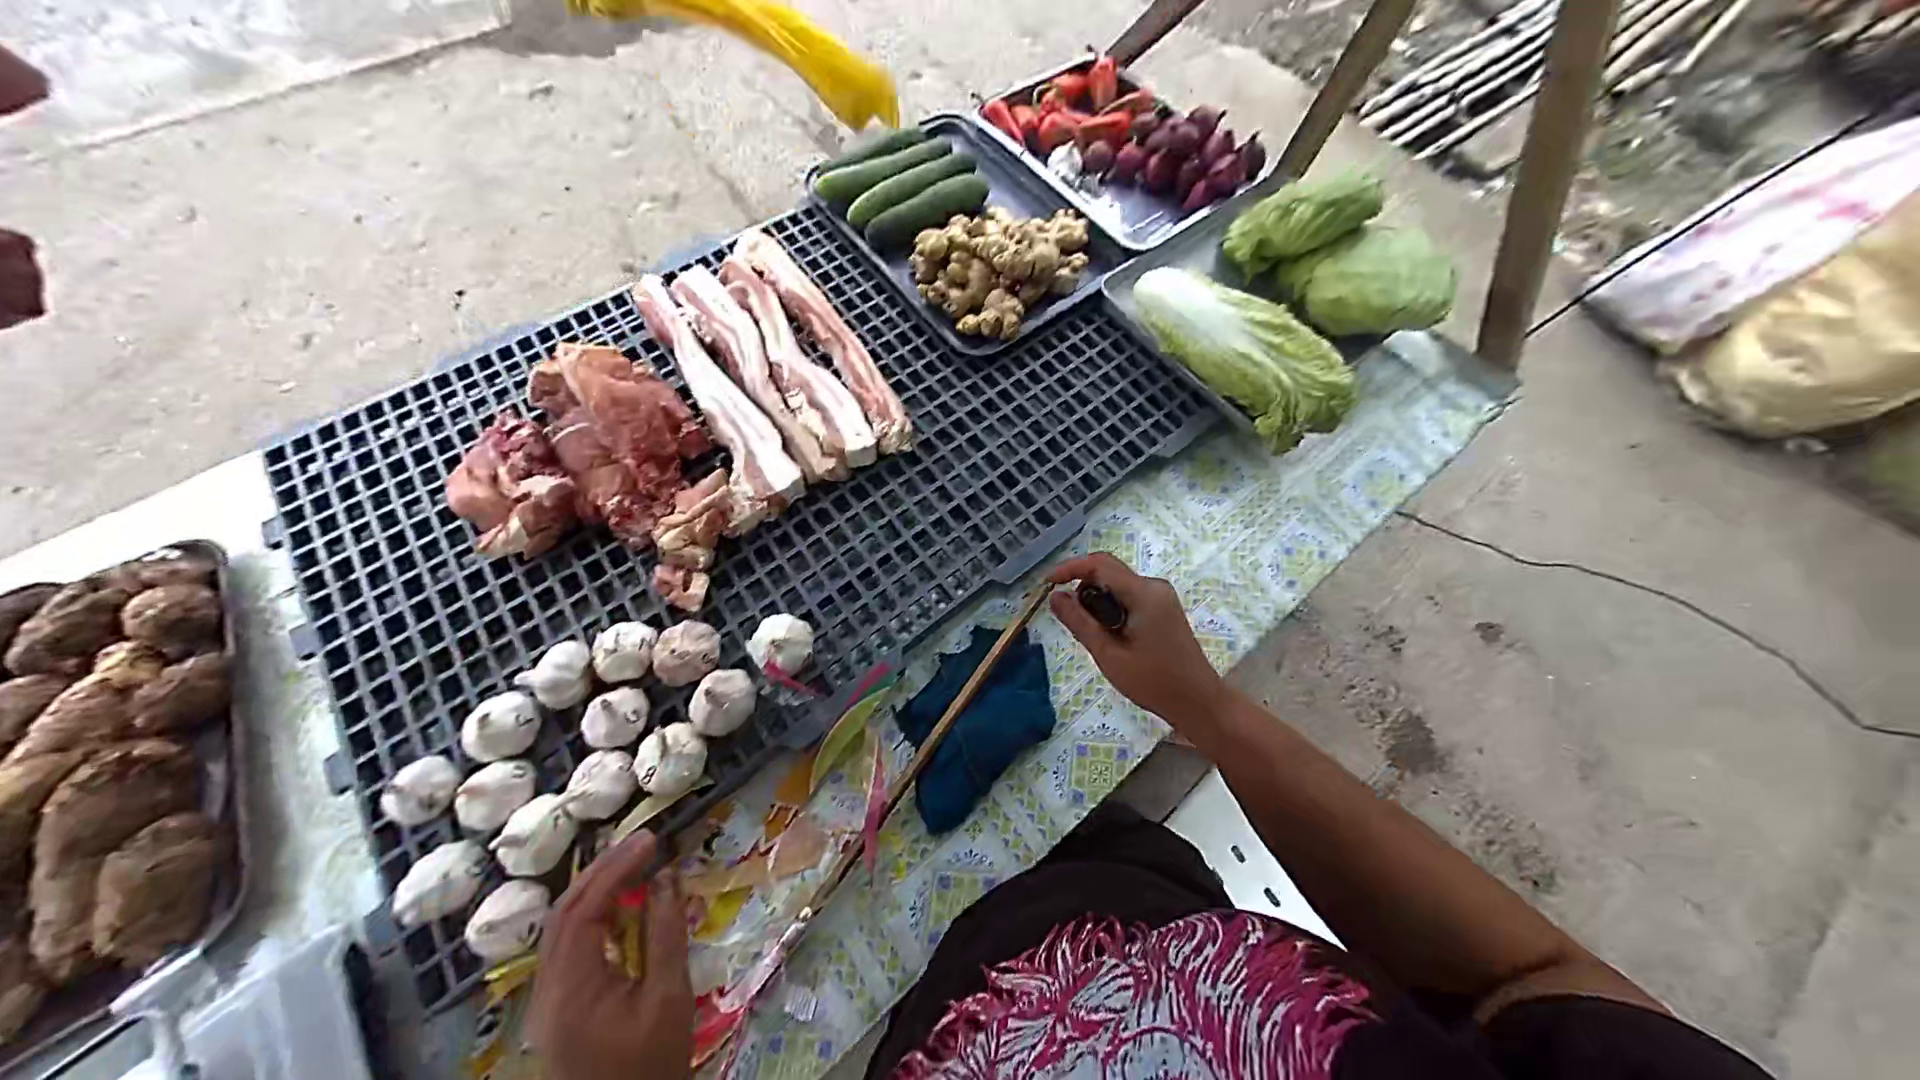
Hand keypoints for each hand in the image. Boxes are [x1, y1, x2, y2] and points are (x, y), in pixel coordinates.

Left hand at [528, 830, 692, 1079]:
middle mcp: (549, 990)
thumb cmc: (652, 1064)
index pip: (583, 911)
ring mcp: (550, 1000)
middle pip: (565, 914)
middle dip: (604, 870)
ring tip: (637, 861)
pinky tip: (625, 903)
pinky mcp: (561, 1006)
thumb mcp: (669, 997)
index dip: (616, 869)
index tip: (652, 841)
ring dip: (598, 889)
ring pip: (564, 927)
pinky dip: (597, 914)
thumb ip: (666, 933)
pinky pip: (572, 945)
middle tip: (645, 842)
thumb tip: (668, 877)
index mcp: (571, 989)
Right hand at [1047, 553, 1225, 727]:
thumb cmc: (1153, 682)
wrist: (1198, 701)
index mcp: (1144, 593)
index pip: (1100, 564)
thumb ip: (1079, 622)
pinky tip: (1108, 635)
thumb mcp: (1108, 654)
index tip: (1047, 583)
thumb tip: (1055, 596)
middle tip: (1069, 618)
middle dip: (1082, 587)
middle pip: (1108, 572)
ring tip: (1091, 633)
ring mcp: (1161, 596)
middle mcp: (1154, 587)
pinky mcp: (1162, 608)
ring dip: (1096, 600)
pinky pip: (1128, 596)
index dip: (1070, 568)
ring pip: (1117, 585)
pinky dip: (1110, 608)